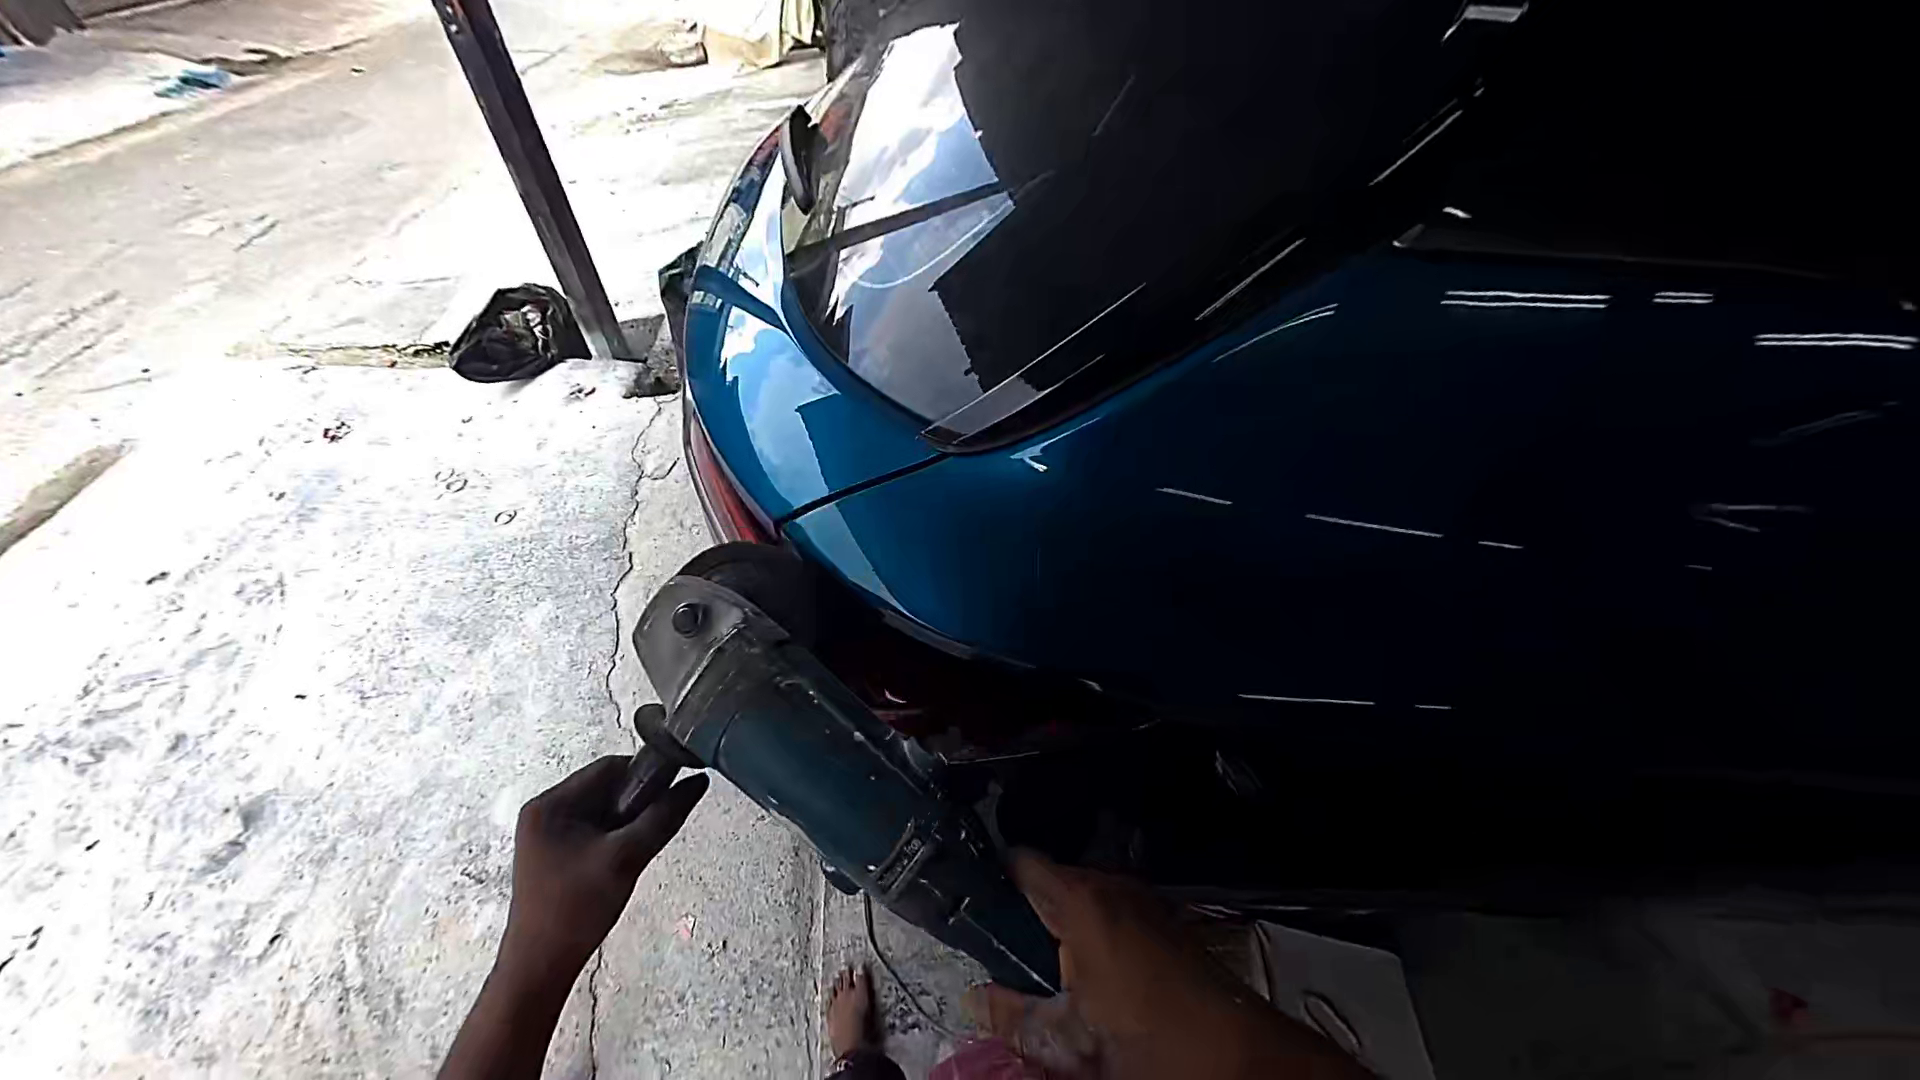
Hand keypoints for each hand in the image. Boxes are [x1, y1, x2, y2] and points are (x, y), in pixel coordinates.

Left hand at [498, 755, 709, 986]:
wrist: (541, 969)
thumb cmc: (575, 911)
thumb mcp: (627, 856)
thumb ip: (665, 814)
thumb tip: (698, 781)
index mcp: (550, 804)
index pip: (610, 766)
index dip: (645, 774)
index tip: (670, 791)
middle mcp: (546, 811)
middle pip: (609, 785)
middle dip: (638, 800)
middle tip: (656, 821)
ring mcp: (551, 832)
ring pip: (608, 805)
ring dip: (631, 818)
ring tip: (641, 843)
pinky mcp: (559, 850)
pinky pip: (600, 824)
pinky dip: (620, 832)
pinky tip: (629, 853)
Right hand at [965, 852, 1368, 1079]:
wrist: (1244, 1058)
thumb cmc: (1149, 1042)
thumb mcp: (1072, 1042)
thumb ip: (1015, 1018)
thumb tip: (973, 999)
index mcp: (1079, 898)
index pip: (1020, 862)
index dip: (993, 878)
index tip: (974, 907)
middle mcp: (1108, 883)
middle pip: (1048, 883)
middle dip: (1027, 917)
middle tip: (1010, 959)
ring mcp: (1137, 897)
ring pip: (1079, 899)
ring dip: (1061, 928)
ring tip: (1050, 973)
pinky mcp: (1158, 916)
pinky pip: (1108, 910)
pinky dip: (1091, 933)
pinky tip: (1094, 978)